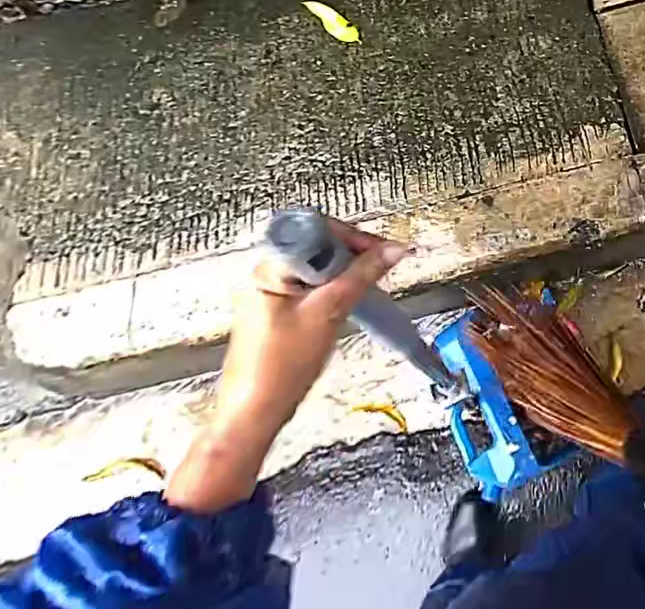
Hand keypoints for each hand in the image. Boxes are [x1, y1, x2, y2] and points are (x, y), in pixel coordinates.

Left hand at [165, 218, 411, 511]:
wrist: (252, 415)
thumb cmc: (279, 370)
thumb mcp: (327, 314)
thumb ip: (361, 276)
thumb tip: (392, 250)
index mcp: (271, 264)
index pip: (318, 229)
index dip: (353, 237)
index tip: (381, 250)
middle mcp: (267, 270)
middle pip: (317, 243)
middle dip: (351, 251)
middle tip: (378, 266)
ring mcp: (270, 289)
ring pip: (315, 265)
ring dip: (343, 270)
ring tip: (365, 283)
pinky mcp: (276, 308)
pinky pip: (309, 284)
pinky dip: (331, 287)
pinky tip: (345, 301)